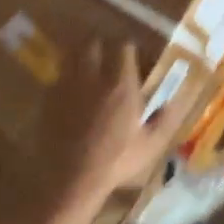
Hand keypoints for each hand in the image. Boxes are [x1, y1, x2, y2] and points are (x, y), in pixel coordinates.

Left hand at [42, 42, 188, 210]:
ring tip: (86, 68)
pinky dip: (65, 79)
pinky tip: (70, 93)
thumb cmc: (117, 161)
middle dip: (101, 46)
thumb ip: (166, 118)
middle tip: (107, 57)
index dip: (128, 48)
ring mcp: (67, 87)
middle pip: (93, 44)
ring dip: (80, 57)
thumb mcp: (151, 144)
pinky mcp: (48, 100)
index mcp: (121, 85)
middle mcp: (93, 78)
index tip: (133, 56)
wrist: (72, 178)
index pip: (123, 48)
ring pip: (71, 56)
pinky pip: (57, 78)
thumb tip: (176, 100)